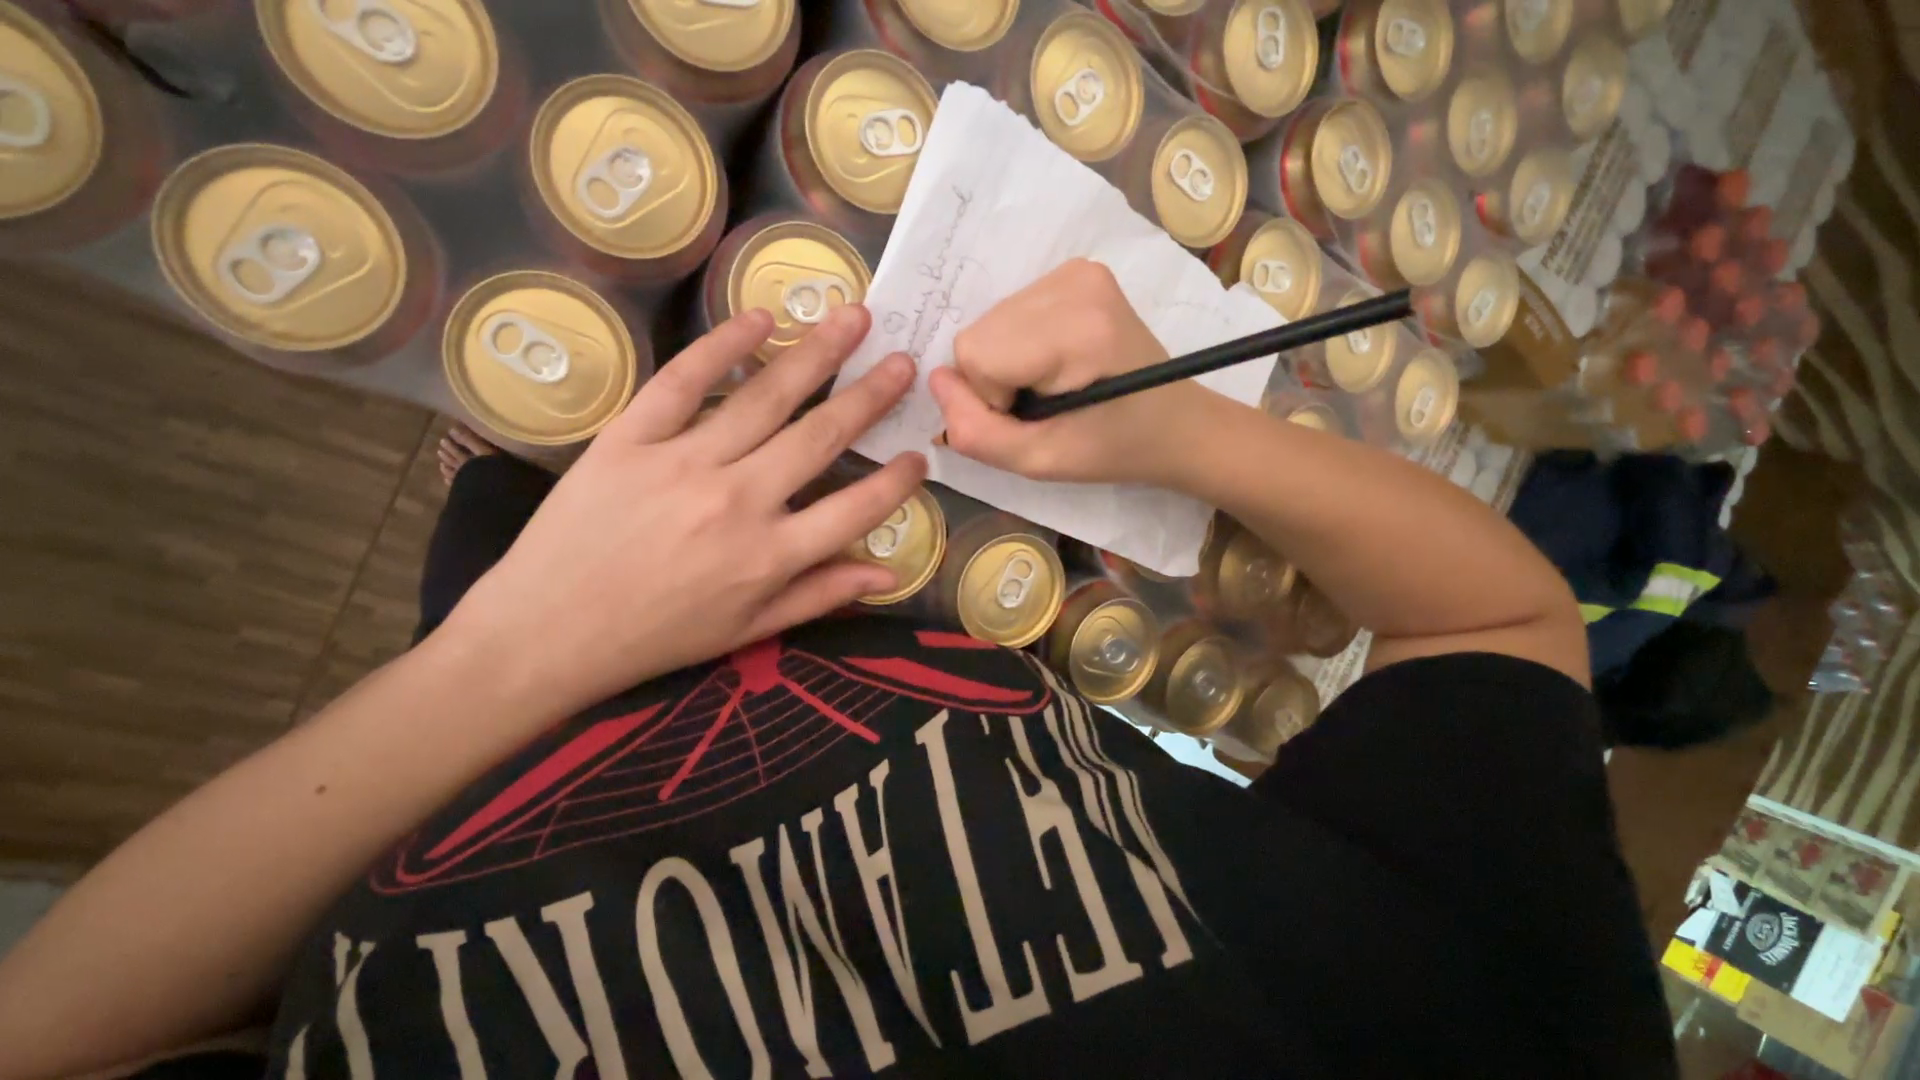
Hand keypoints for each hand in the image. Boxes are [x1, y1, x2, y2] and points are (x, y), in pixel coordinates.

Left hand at [438, 305, 925, 715]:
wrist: (545, 632)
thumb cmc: (655, 636)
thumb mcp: (747, 630)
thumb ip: (819, 595)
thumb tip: (888, 573)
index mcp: (769, 556)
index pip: (855, 509)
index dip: (896, 480)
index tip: (919, 454)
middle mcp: (737, 501)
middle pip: (820, 436)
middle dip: (870, 395)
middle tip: (903, 359)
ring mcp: (683, 463)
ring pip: (764, 397)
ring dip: (816, 354)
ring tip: (853, 316)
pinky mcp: (630, 437)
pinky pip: (683, 381)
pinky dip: (722, 346)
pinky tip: (759, 319)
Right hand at [928, 259, 1228, 485]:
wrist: (1176, 423)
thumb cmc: (1115, 449)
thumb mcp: (1040, 462)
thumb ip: (977, 431)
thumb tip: (935, 381)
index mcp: (1077, 329)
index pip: (976, 353)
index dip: (992, 399)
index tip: (1036, 418)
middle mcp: (1076, 283)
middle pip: (979, 333)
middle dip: (997, 378)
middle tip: (1045, 404)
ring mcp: (1078, 271)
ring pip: (990, 320)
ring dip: (1008, 361)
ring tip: (1056, 384)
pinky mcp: (1078, 271)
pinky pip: (1011, 309)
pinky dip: (1021, 342)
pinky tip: (1059, 361)